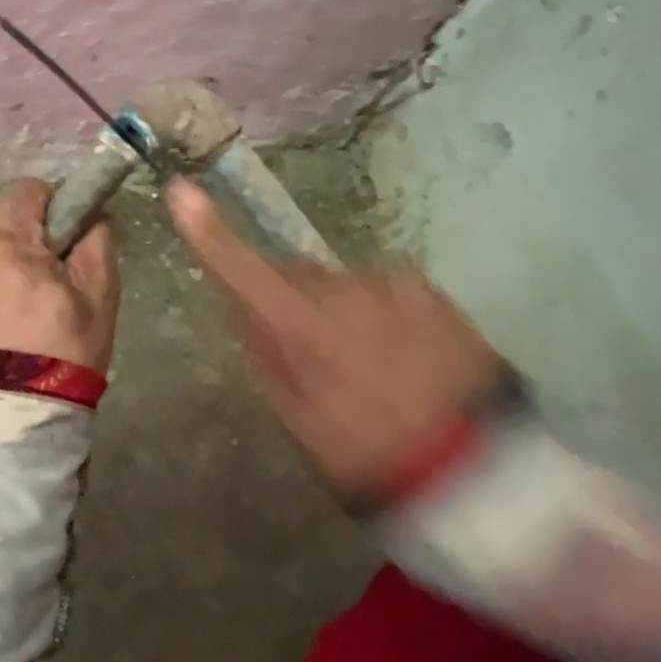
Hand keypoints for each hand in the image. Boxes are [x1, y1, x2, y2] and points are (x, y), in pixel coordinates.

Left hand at [0, 179, 119, 371]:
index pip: (28, 193)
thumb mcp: (99, 296)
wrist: (8, 425)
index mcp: (2, 238)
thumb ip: (97, 238)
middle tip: (32, 297)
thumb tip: (90, 211)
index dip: (50, 212)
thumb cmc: (61, 354)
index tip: (58, 246)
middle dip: (14, 251)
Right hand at [165, 179, 504, 493]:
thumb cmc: (372, 455)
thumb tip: (244, 310)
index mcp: (304, 327)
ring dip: (347, 312)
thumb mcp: (301, 422)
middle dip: (296, 302)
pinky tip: (409, 359)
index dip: (209, 233)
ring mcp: (393, 285)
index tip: (180, 192)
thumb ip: (268, 358)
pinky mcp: (431, 290)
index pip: (243, 271)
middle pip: (297, 276)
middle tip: (318, 359)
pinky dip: (387, 315)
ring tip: (378, 372)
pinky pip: (389, 291)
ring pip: (346, 286)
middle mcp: (345, 289)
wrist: (479, 470)